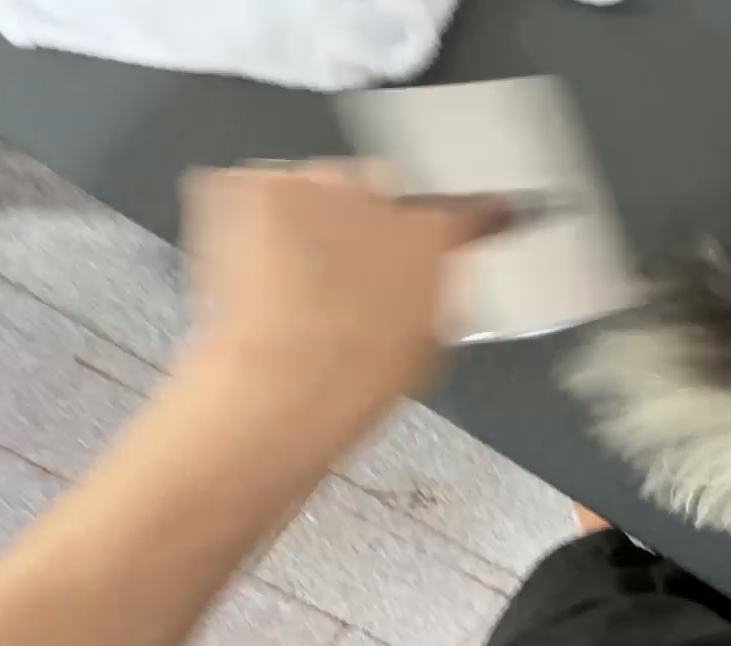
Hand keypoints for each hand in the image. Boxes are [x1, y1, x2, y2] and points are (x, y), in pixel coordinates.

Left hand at [178, 161, 505, 436]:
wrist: (291, 374)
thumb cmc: (366, 366)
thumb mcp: (433, 330)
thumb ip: (439, 282)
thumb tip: (436, 267)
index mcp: (432, 235)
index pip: (466, 212)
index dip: (479, 215)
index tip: (491, 213)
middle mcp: (372, 195)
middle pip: (379, 193)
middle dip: (373, 222)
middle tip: (363, 271)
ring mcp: (303, 186)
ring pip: (316, 193)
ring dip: (317, 221)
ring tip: (312, 281)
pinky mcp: (239, 186)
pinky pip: (259, 193)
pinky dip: (263, 221)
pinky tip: (272, 267)